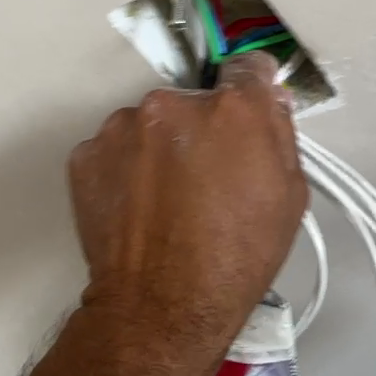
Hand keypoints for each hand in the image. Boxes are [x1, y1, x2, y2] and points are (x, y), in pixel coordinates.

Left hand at [0, 53, 307, 375]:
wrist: (164, 307)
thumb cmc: (239, 255)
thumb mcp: (290, 194)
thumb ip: (281, 135)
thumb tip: (269, 104)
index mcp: (234, 109)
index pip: (249, 67)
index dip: (254, 87)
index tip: (251, 106)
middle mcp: (174, 103)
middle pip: (196, 99)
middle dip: (203, 126)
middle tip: (208, 175)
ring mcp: (123, 127)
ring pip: (151, 123)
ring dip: (161, 145)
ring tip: (168, 198)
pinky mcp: (86, 154)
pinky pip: (115, 148)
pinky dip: (126, 168)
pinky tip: (139, 206)